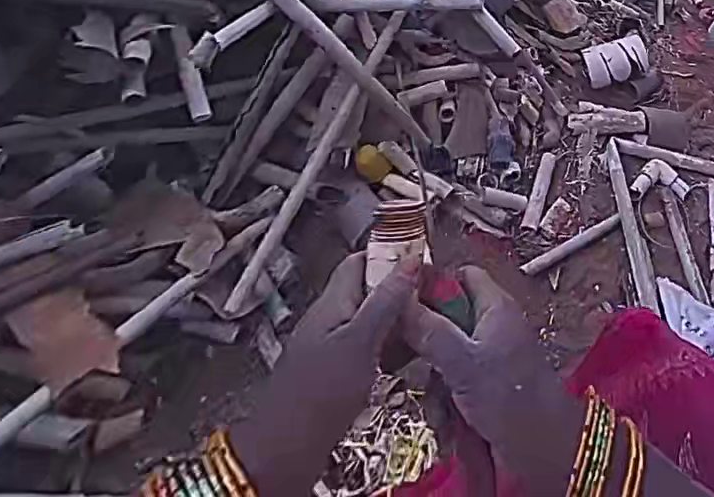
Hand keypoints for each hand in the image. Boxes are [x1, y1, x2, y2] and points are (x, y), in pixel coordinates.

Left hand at [234, 254, 418, 490]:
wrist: (282, 459)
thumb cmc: (318, 397)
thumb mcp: (360, 342)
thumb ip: (386, 301)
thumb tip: (410, 262)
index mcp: (332, 303)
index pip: (361, 260)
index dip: (391, 255)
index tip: (421, 262)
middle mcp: (330, 319)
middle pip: (369, 290)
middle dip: (401, 291)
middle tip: (431, 297)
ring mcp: (331, 347)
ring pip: (371, 320)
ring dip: (398, 320)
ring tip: (425, 326)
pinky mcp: (336, 375)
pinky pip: (369, 347)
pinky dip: (389, 348)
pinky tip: (405, 358)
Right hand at [401, 267, 585, 492]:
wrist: (545, 448)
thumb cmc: (510, 395)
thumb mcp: (464, 362)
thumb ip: (431, 331)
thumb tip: (400, 300)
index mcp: (494, 305)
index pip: (462, 276)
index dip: (435, 287)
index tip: (406, 308)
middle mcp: (492, 326)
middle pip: (448, 320)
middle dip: (428, 349)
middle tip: (410, 365)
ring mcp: (489, 357)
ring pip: (446, 359)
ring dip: (437, 387)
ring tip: (442, 410)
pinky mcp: (487, 387)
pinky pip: (455, 386)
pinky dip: (448, 405)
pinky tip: (449, 427)